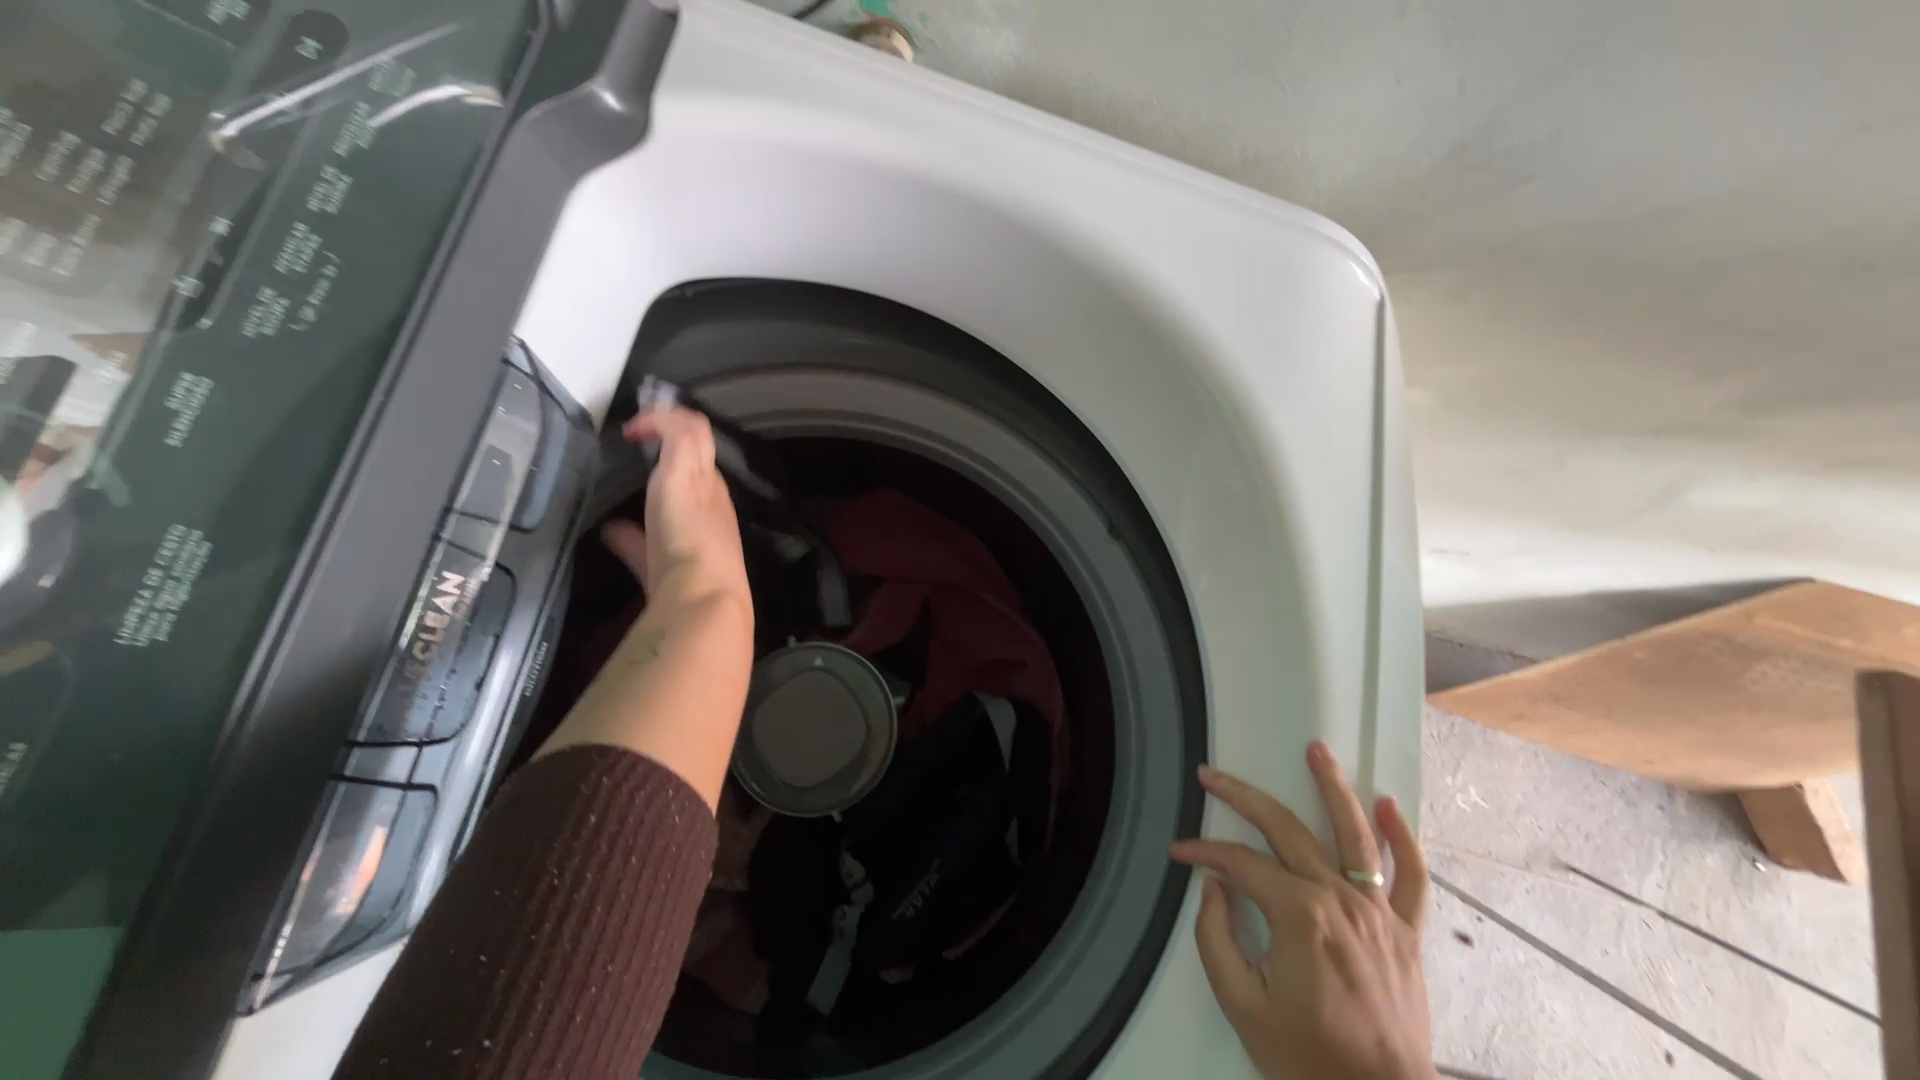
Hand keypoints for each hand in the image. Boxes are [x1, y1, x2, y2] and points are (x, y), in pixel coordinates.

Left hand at [533, 402, 751, 809]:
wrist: (706, 612)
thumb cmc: (699, 631)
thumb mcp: (674, 640)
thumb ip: (657, 653)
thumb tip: (639, 688)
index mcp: (709, 555)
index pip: (695, 530)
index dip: (670, 521)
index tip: (637, 525)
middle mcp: (712, 521)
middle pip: (703, 484)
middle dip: (684, 468)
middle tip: (659, 454)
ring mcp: (703, 497)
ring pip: (696, 451)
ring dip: (676, 438)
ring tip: (651, 426)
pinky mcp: (688, 475)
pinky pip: (682, 434)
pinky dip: (663, 423)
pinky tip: (638, 421)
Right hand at [1170, 742, 1433, 1079]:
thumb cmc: (1304, 1058)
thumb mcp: (1241, 1004)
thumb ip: (1217, 937)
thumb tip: (1214, 886)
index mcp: (1299, 915)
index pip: (1240, 863)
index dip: (1203, 852)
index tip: (1179, 852)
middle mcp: (1340, 900)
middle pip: (1286, 829)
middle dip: (1242, 796)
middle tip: (1211, 774)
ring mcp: (1379, 912)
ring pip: (1355, 835)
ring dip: (1332, 788)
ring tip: (1316, 749)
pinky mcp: (1405, 932)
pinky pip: (1411, 876)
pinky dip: (1402, 839)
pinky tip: (1388, 805)